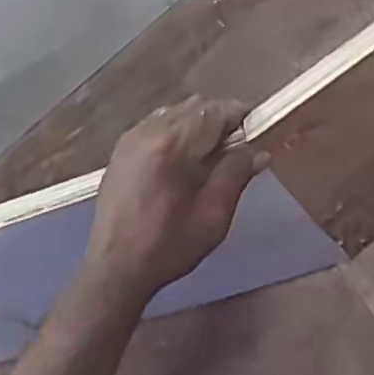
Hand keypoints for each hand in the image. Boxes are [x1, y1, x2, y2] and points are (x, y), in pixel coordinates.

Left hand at [81, 96, 269, 306]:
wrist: (114, 267)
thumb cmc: (168, 246)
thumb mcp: (213, 215)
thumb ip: (235, 175)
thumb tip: (259, 151)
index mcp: (172, 145)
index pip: (213, 111)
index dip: (239, 115)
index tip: (255, 130)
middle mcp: (148, 131)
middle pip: (194, 107)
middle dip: (219, 120)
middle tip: (236, 149)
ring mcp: (130, 138)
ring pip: (174, 113)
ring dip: (197, 125)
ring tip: (209, 157)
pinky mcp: (120, 149)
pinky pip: (156, 124)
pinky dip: (175, 131)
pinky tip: (182, 160)